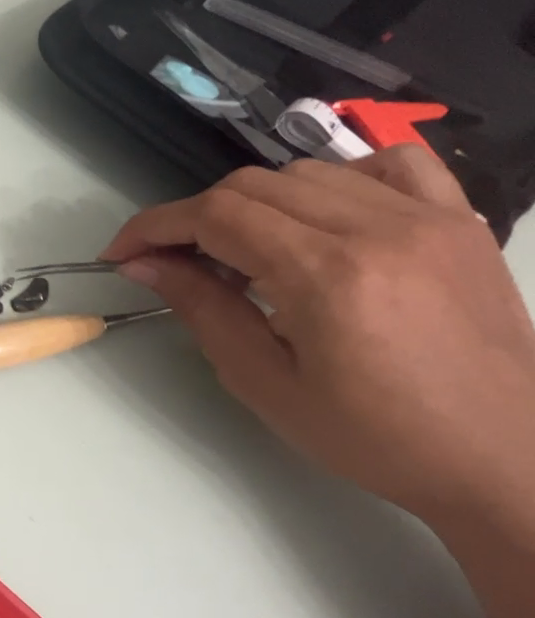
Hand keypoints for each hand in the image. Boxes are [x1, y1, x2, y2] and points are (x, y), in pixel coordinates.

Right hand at [100, 147, 534, 526]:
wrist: (500, 451)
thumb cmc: (370, 433)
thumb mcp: (263, 381)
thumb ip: (204, 309)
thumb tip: (145, 264)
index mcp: (328, 274)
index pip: (217, 215)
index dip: (154, 226)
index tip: (120, 254)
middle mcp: (381, 228)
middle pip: (255, 186)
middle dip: (193, 216)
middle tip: (167, 261)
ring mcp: (430, 218)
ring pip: (311, 172)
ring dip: (253, 203)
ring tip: (237, 252)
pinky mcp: (460, 222)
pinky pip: (391, 165)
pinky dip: (337, 178)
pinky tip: (316, 217)